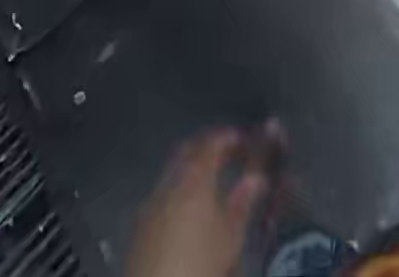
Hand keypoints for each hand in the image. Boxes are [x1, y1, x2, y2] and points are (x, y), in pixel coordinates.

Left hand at [126, 124, 282, 276]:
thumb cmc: (201, 261)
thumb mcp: (230, 236)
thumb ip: (242, 201)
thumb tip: (256, 176)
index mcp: (194, 178)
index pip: (210, 144)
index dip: (225, 137)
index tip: (241, 136)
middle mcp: (171, 180)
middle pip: (187, 150)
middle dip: (206, 145)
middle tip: (226, 150)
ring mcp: (152, 198)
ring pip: (173, 168)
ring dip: (191, 163)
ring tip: (211, 174)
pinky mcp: (142, 218)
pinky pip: (163, 187)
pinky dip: (178, 183)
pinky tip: (187, 201)